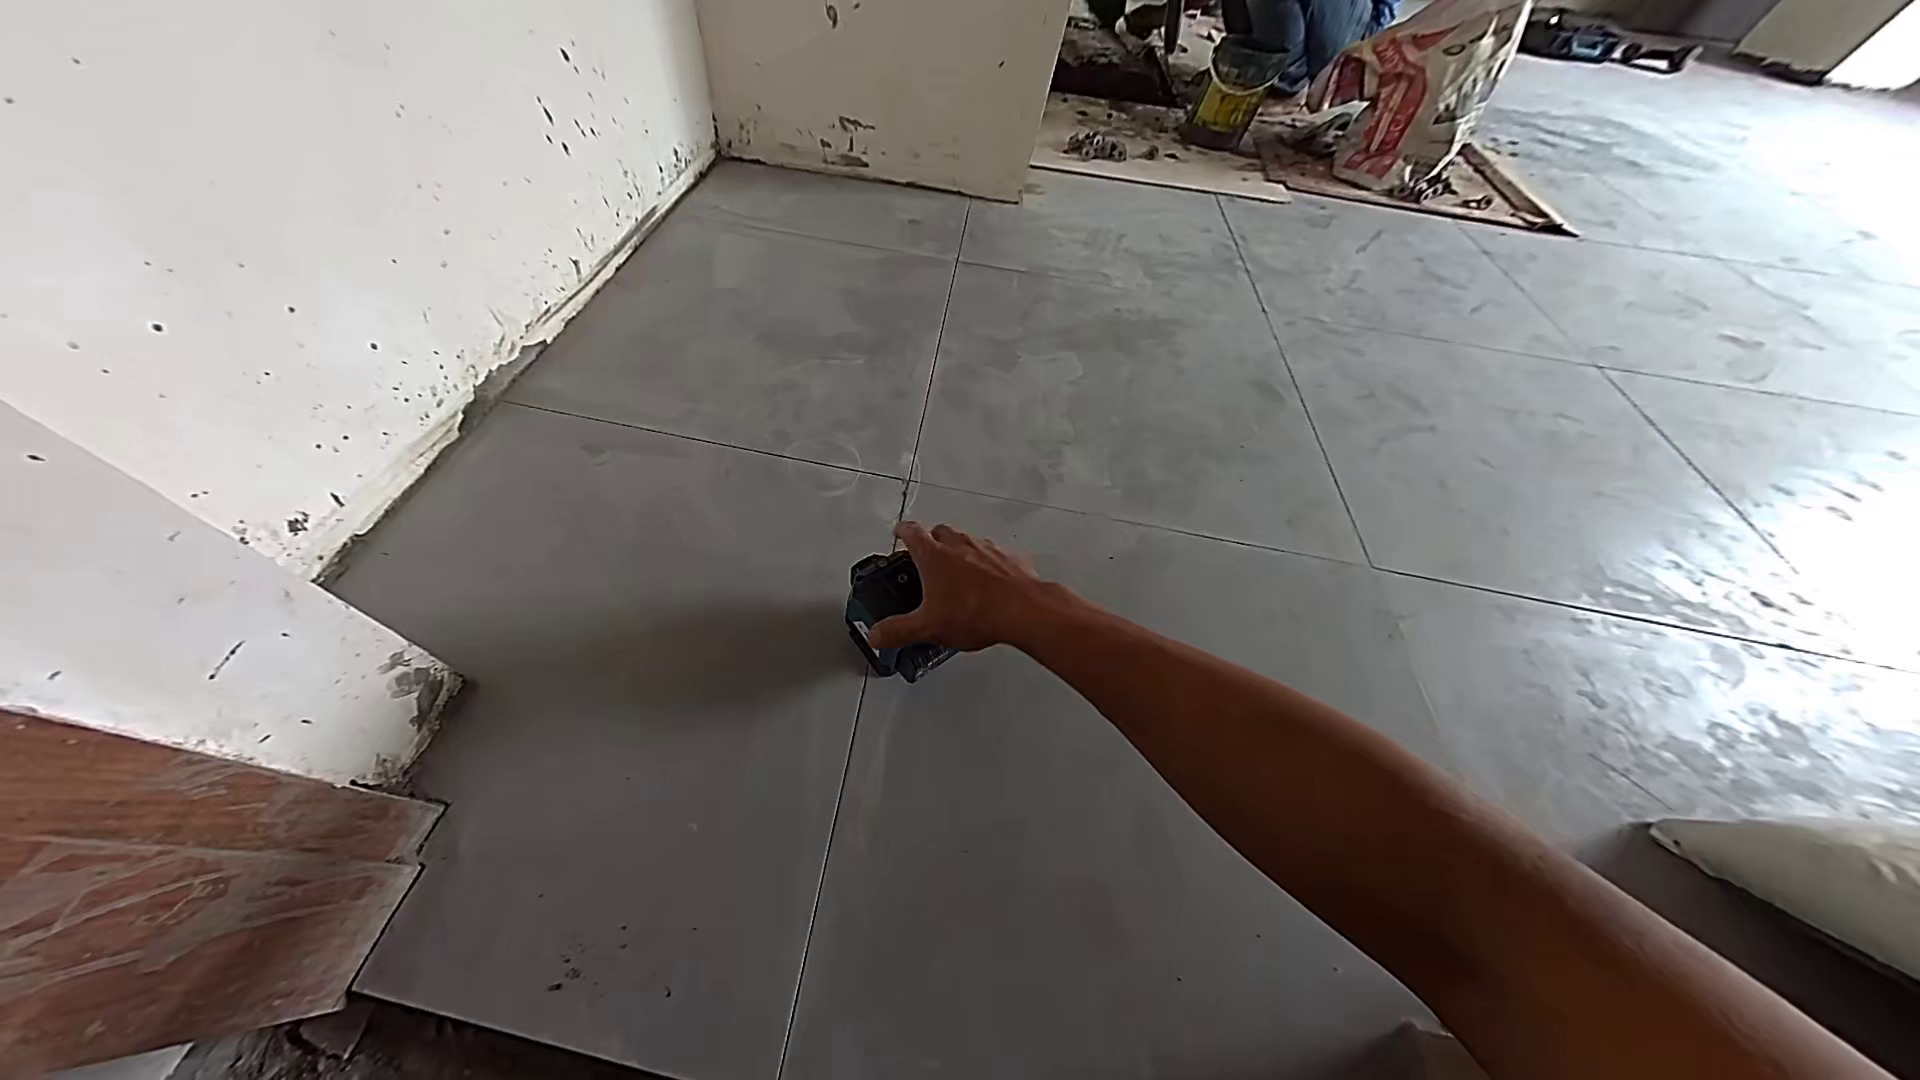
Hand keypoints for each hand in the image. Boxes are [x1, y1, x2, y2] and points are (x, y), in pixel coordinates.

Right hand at [866, 521, 1055, 652]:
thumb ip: (898, 631)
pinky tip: (989, 581)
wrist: (1022, 611)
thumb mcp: (928, 627)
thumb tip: (878, 635)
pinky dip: (989, 563)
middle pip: (941, 531)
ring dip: (961, 550)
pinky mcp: (1010, 558)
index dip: (902, 531)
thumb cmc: (977, 611)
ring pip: (968, 540)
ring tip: (958, 569)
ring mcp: (987, 549)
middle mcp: (960, 545)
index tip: (899, 531)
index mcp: (935, 555)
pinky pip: (995, 554)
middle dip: (932, 539)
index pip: (912, 532)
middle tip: (928, 551)